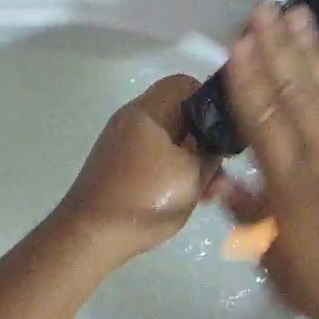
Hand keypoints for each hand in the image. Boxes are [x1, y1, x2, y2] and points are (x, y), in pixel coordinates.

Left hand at [51, 74, 221, 267]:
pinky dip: (174, 169)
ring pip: (170, 139)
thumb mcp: (192, 176)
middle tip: (221, 170)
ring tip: (209, 191)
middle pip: (179, 113)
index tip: (227, 131)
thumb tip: (220, 142)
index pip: (185, 84)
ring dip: (192, 160)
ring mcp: (123, 142)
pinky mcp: (120, 163)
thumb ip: (212, 153)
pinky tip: (188, 196)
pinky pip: (155, 155)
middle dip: (205, 139)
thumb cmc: (145, 199)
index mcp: (147, 111)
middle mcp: (132, 119)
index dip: (212, 102)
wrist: (91, 234)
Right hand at [221, 3, 318, 318]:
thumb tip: (218, 181)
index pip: (264, 122)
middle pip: (296, 97)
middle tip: (264, 11)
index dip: (249, 81)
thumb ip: (250, 220)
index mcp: (292, 188)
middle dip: (277, 50)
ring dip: (310, 54)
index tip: (239, 44)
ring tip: (299, 18)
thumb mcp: (281, 269)